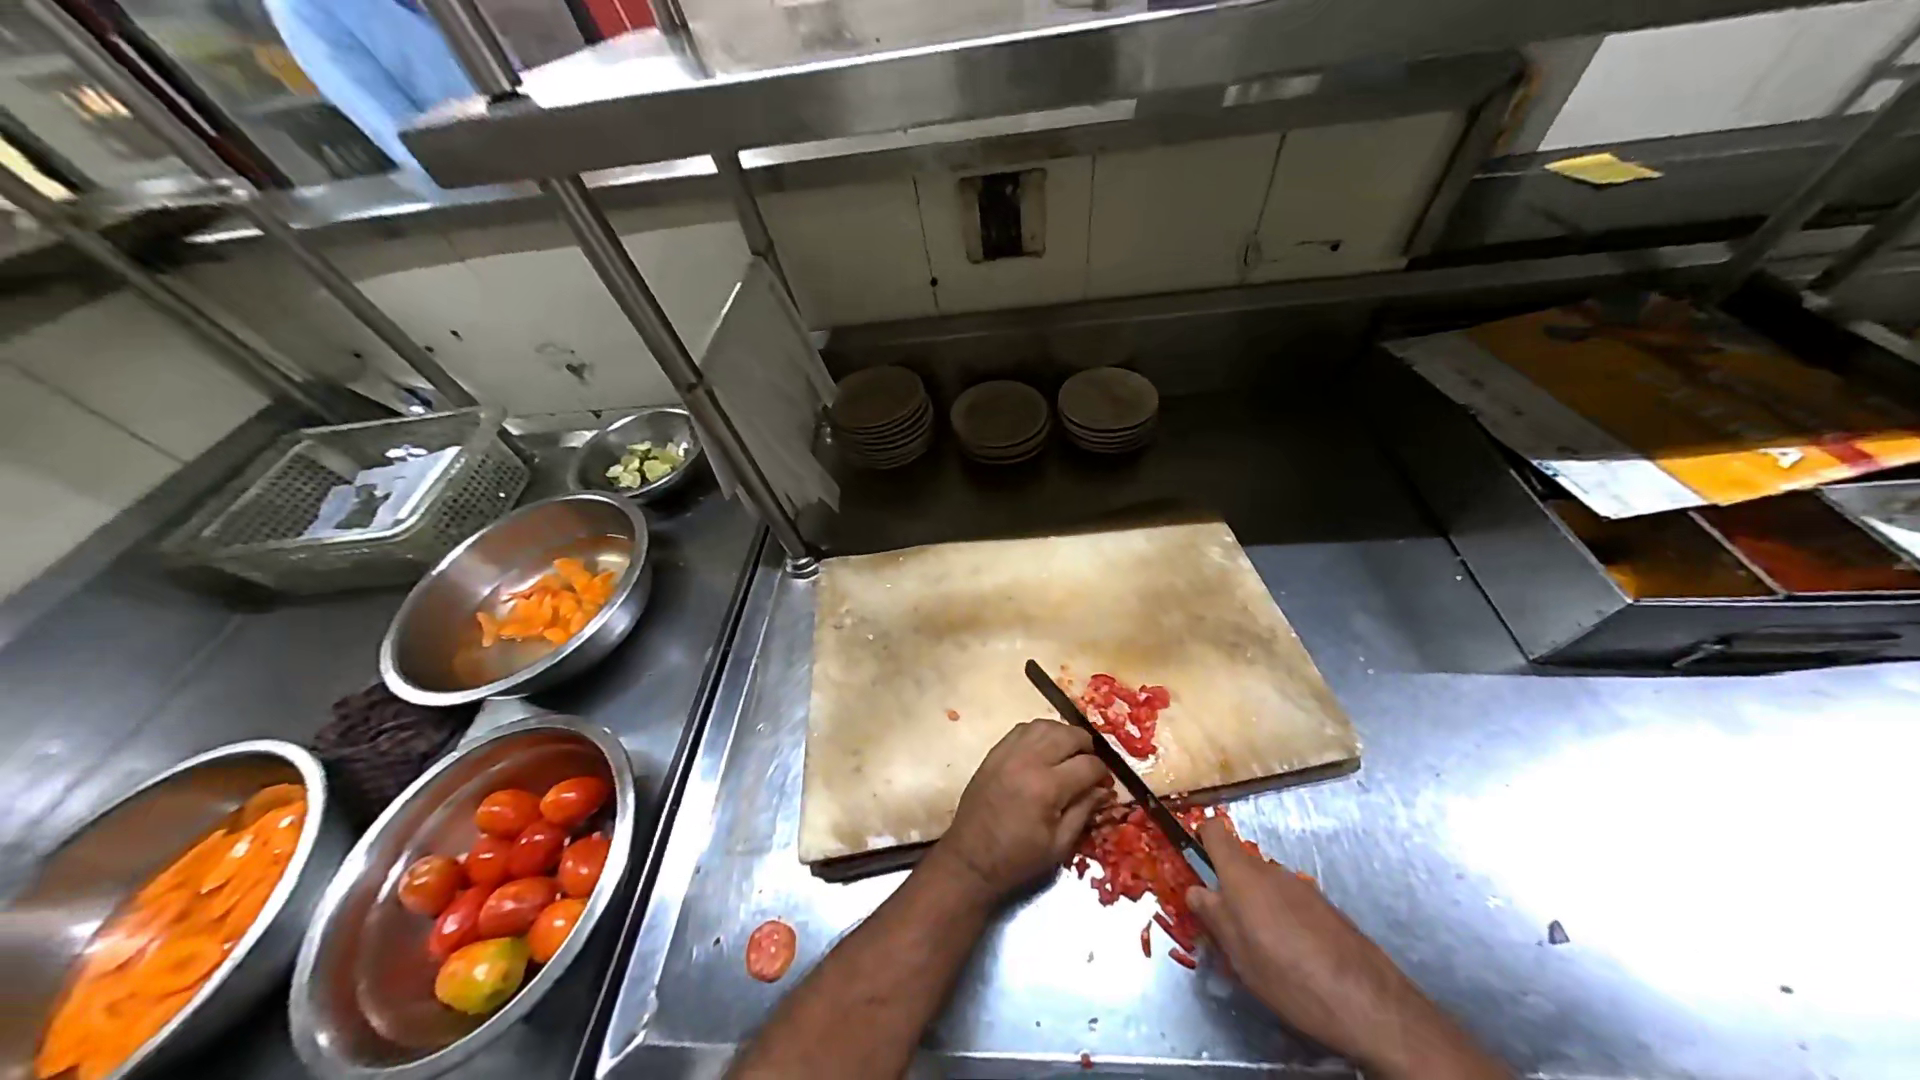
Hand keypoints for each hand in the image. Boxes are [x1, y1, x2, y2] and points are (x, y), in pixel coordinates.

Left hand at [929, 720, 1111, 902]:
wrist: (970, 860)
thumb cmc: (1017, 860)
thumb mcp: (1059, 845)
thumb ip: (1084, 811)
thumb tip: (1104, 789)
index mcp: (1047, 787)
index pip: (1088, 765)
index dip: (1103, 773)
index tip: (1105, 783)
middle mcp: (1028, 761)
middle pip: (1068, 735)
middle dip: (1087, 747)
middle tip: (1090, 764)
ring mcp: (1008, 753)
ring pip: (1045, 725)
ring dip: (1063, 734)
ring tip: (1070, 752)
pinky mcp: (994, 753)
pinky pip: (1022, 729)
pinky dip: (1039, 733)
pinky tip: (1045, 748)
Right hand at [1185, 819, 1507, 1079]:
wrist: (1369, 1003)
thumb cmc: (1289, 976)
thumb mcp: (1237, 952)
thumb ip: (1213, 915)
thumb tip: (1196, 890)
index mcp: (1242, 874)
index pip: (1214, 830)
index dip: (1200, 838)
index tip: (1193, 860)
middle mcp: (1272, 871)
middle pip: (1239, 863)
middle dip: (1227, 887)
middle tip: (1224, 926)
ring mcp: (1302, 887)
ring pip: (1265, 885)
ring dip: (1256, 906)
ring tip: (1259, 949)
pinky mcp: (1325, 908)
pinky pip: (1289, 902)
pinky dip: (1282, 918)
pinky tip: (1291, 957)